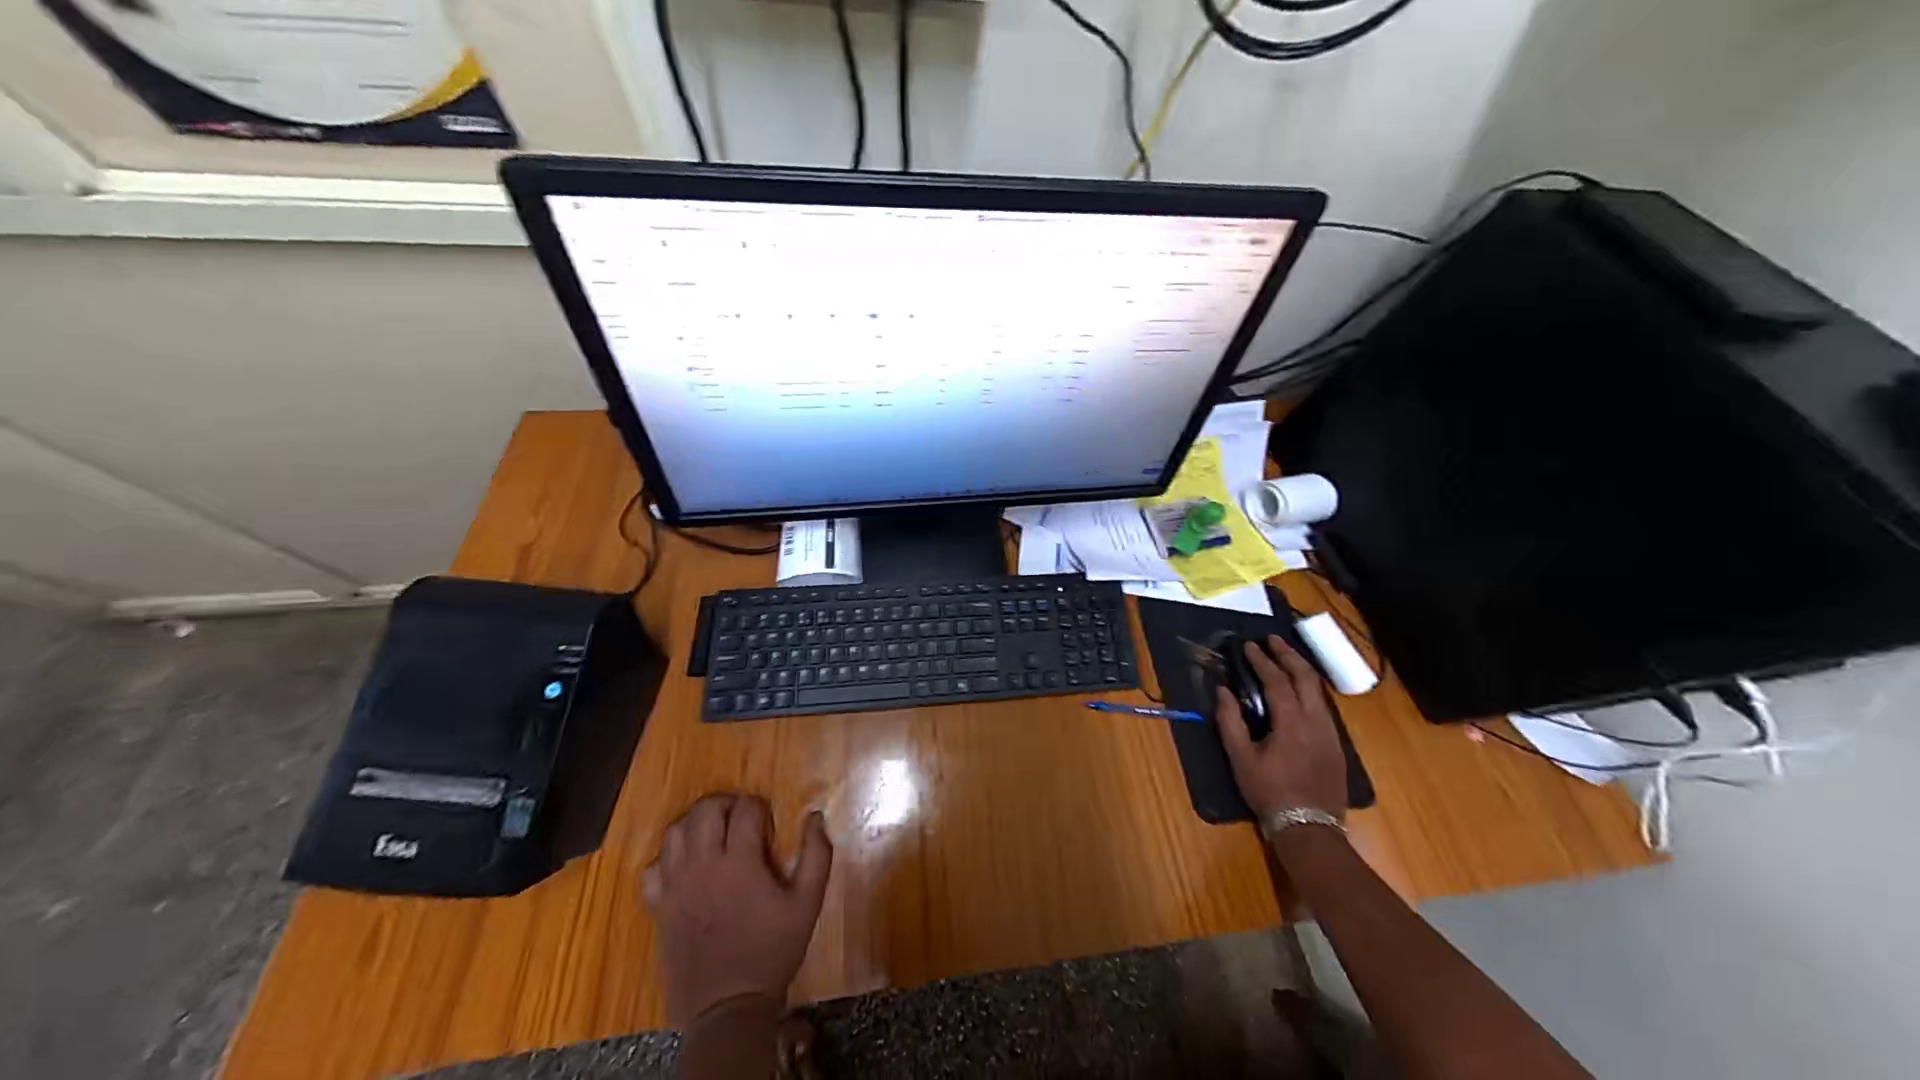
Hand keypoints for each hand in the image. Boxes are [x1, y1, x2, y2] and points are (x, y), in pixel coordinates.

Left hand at [642, 794, 832, 1026]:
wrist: (727, 1004)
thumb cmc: (772, 951)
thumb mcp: (807, 904)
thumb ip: (816, 855)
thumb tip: (814, 817)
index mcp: (740, 862)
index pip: (746, 809)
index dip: (760, 808)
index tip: (768, 824)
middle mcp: (703, 865)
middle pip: (705, 810)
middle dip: (726, 804)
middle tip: (741, 819)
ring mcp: (676, 885)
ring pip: (675, 831)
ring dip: (696, 823)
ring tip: (714, 834)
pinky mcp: (658, 906)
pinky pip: (653, 867)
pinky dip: (667, 858)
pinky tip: (686, 865)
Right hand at [1216, 635, 1347, 821]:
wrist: (1310, 828)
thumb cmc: (1270, 793)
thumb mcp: (1241, 759)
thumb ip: (1230, 722)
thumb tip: (1223, 691)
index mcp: (1292, 724)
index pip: (1278, 681)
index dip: (1263, 661)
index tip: (1249, 646)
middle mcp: (1316, 722)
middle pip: (1306, 678)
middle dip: (1288, 655)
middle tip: (1272, 640)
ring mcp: (1330, 733)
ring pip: (1319, 691)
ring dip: (1301, 669)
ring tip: (1284, 657)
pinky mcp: (1336, 744)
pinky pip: (1323, 706)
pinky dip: (1309, 689)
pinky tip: (1299, 690)